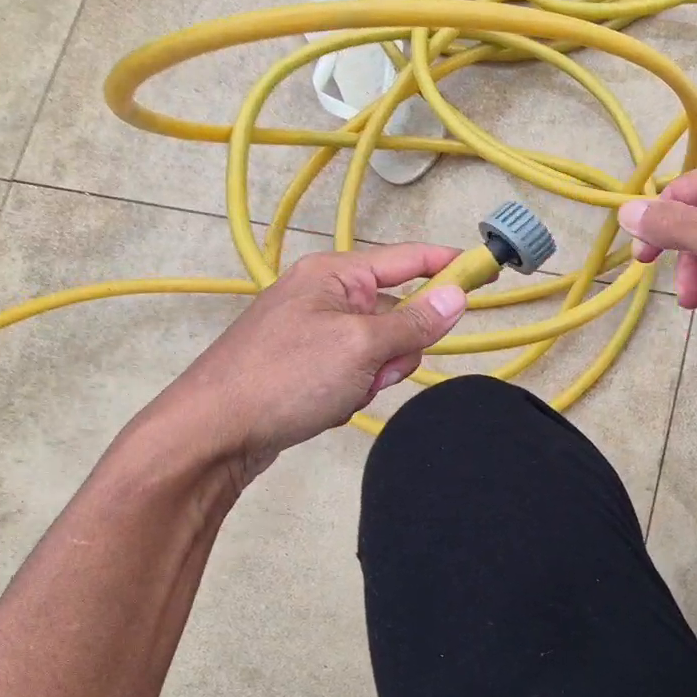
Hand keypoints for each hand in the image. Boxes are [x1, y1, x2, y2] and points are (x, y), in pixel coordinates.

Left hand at [142, 243, 467, 478]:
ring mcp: (313, 329)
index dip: (450, 264)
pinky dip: (354, 388)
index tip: (489, 272)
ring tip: (344, 392)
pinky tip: (328, 404)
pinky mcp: (306, 364)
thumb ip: (416, 321)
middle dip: (400, 345)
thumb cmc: (283, 379)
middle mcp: (324, 294)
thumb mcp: (361, 347)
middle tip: (377, 368)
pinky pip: (356, 368)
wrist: (206, 437)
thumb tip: (458, 296)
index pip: (409, 258)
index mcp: (335, 274)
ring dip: (376, 373)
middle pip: (400, 310)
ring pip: (381, 346)